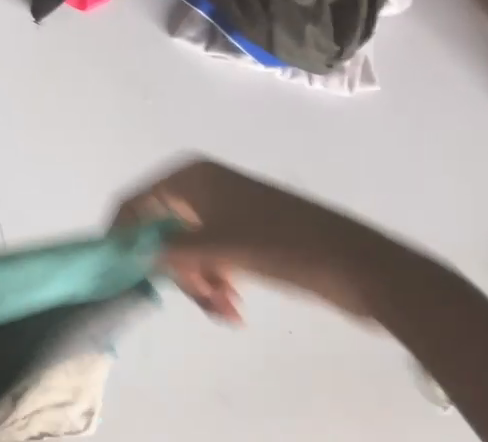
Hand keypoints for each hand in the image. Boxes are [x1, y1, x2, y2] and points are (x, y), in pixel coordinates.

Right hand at [112, 159, 381, 324]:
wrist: (368, 269)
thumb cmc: (284, 246)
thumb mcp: (217, 249)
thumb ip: (167, 251)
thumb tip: (129, 254)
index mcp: (190, 177)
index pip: (136, 202)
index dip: (123, 234)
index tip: (120, 268)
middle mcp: (203, 187)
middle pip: (163, 230)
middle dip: (177, 269)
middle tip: (199, 299)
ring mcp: (227, 211)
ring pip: (189, 249)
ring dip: (200, 282)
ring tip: (225, 311)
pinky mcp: (248, 234)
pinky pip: (213, 257)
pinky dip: (217, 282)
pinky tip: (233, 308)